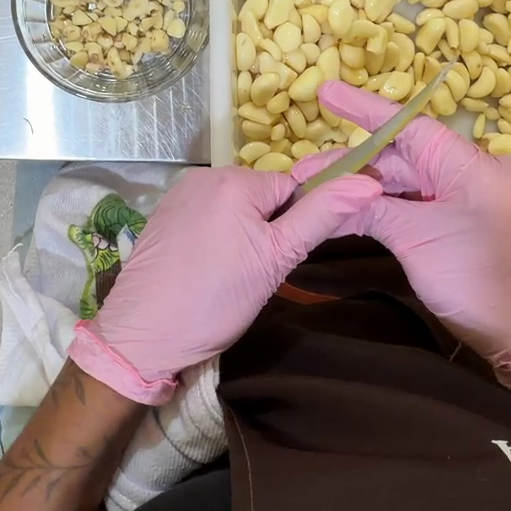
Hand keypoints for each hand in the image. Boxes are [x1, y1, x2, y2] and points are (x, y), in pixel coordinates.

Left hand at [67, 166, 380, 404]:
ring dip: (241, 233)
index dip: (294, 225)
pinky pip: (207, 214)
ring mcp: (179, 193)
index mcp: (237, 179)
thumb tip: (368, 182)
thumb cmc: (215, 300)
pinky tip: (205, 268)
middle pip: (261, 195)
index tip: (280, 259)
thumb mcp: (277, 260)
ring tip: (228, 274)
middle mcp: (206, 174)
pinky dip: (214, 236)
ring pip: (235, 206)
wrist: (142, 336)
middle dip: (267, 229)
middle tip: (253, 272)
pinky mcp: (163, 214)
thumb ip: (321, 216)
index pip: (292, 188)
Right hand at [292, 81, 510, 412]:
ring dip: (368, 187)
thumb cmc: (482, 289)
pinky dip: (391, 203)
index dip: (366, 109)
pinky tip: (353, 206)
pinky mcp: (474, 214)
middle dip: (355, 163)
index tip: (328, 92)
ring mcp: (478, 193)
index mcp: (476, 168)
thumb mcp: (418, 246)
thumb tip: (332, 193)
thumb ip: (374, 211)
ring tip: (317, 190)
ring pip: (412, 179)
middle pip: (406, 155)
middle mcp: (479, 170)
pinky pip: (425, 198)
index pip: (411, 127)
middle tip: (303, 171)